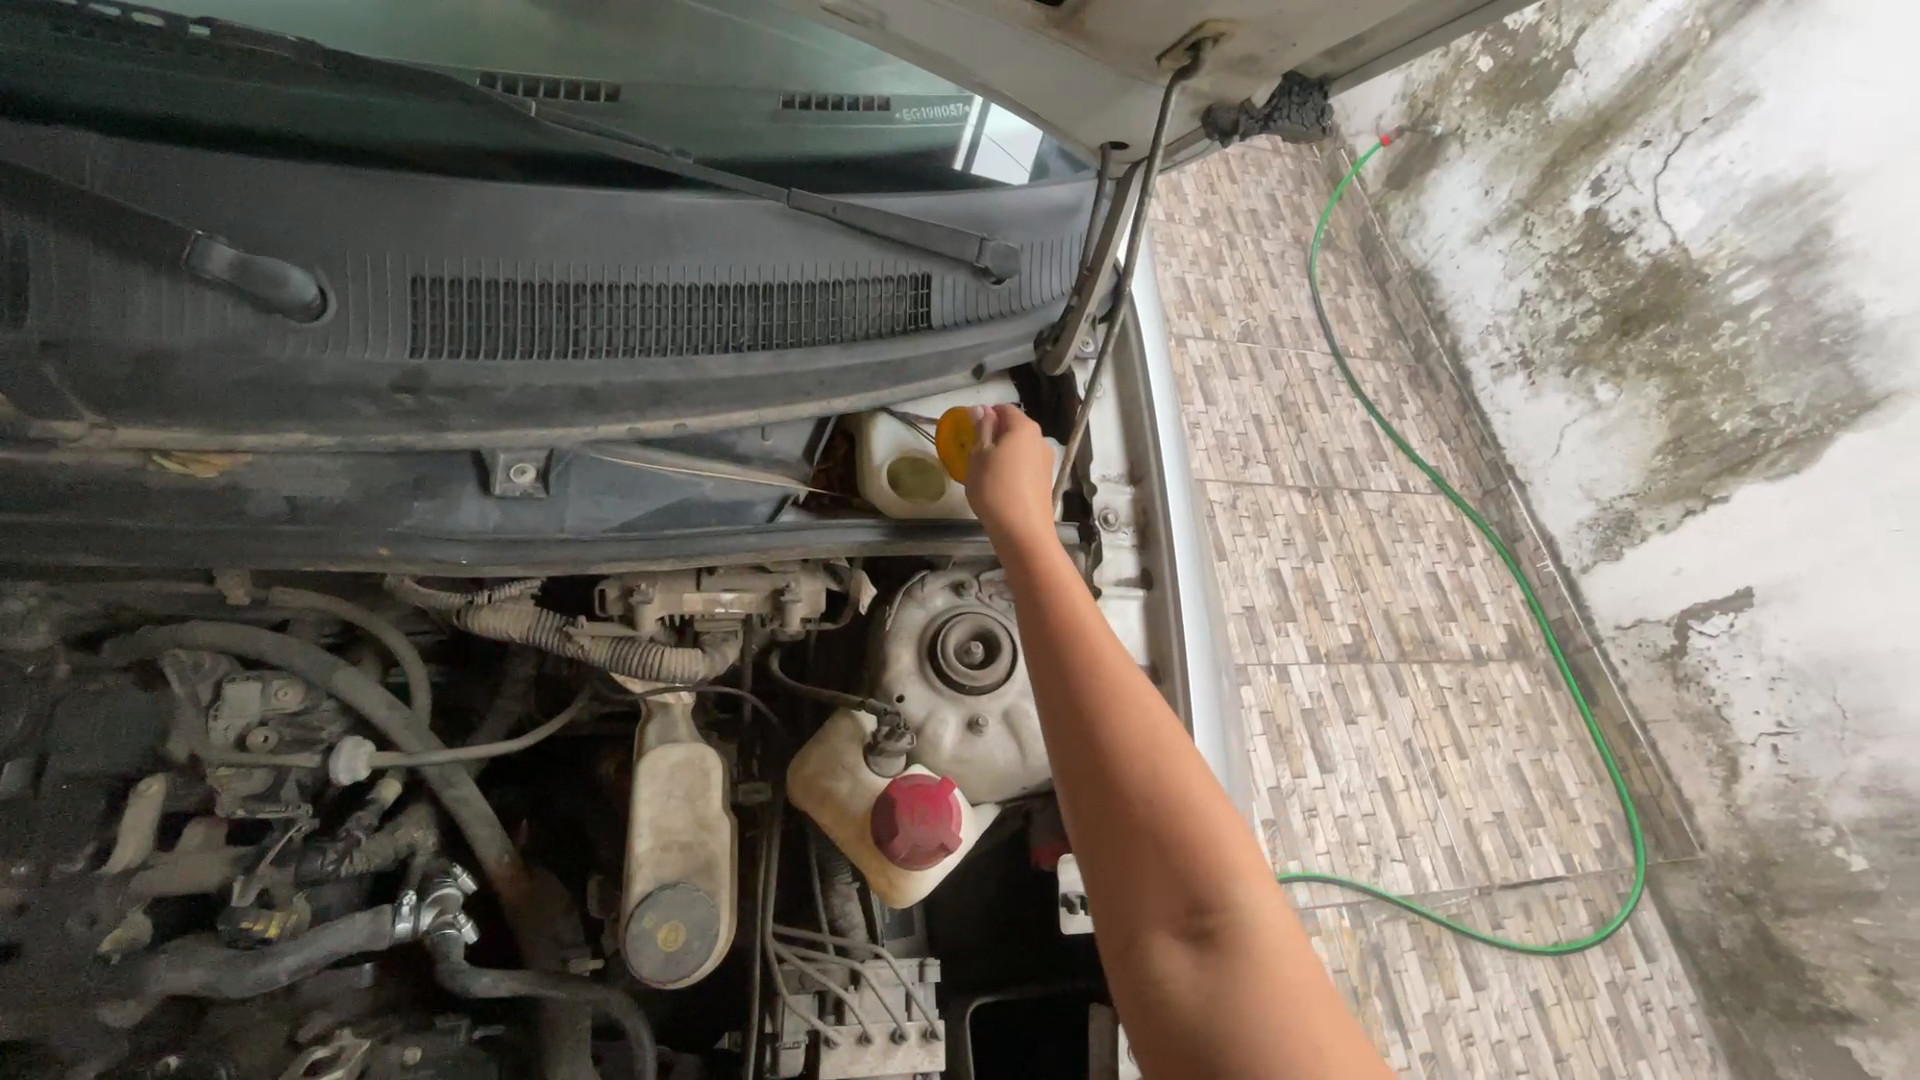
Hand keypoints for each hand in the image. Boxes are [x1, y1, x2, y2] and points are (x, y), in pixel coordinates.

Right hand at [961, 404, 1055, 549]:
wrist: (1022, 530)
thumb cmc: (994, 487)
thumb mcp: (979, 455)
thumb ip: (982, 428)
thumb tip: (981, 408)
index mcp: (1024, 427)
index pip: (1005, 408)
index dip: (986, 415)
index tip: (970, 430)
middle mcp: (1040, 440)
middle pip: (1015, 428)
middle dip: (995, 435)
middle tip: (975, 452)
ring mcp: (1046, 461)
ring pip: (1020, 448)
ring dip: (1003, 453)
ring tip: (986, 472)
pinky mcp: (1046, 481)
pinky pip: (1026, 466)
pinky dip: (1012, 469)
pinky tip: (1000, 486)